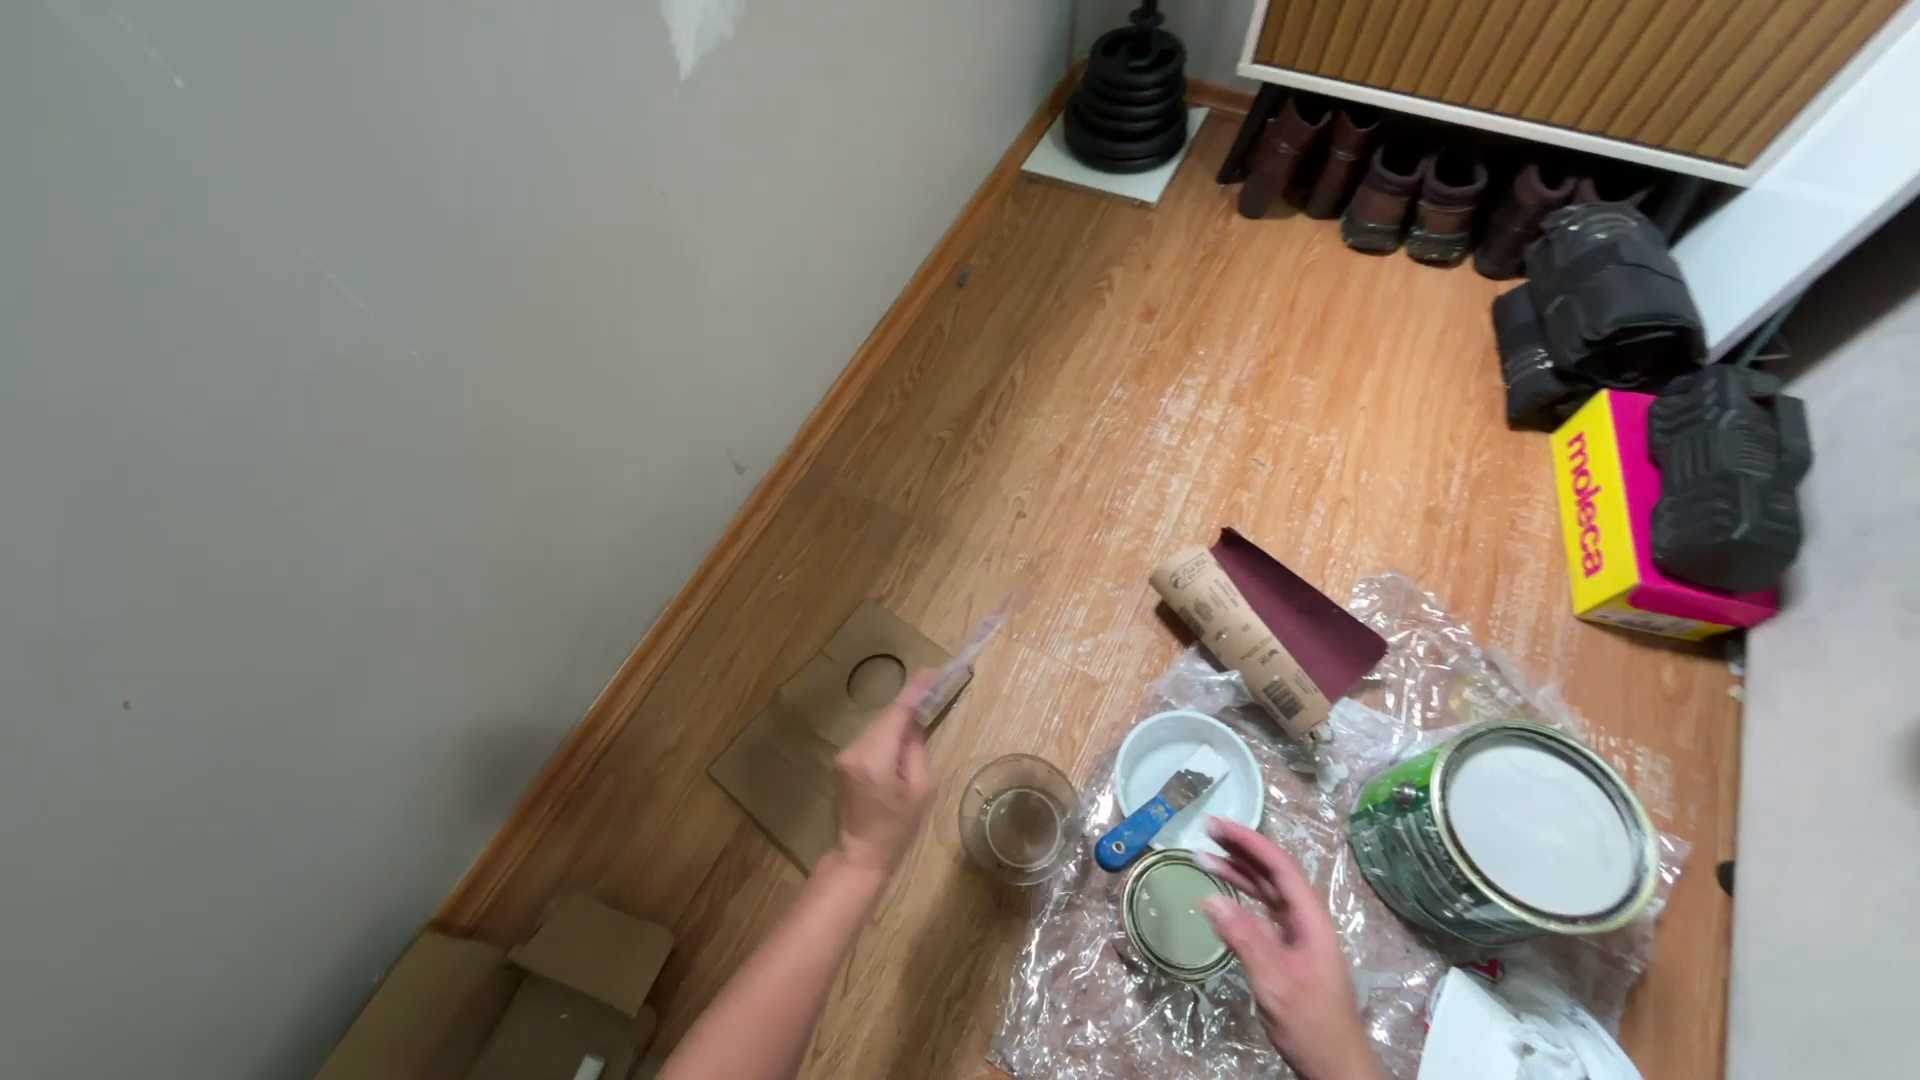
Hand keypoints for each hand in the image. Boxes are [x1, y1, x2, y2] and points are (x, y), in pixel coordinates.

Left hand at [831, 672, 936, 875]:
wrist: (860, 855)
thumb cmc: (897, 828)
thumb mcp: (920, 790)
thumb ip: (916, 750)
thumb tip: (914, 724)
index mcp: (874, 758)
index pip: (896, 714)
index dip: (914, 691)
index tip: (931, 673)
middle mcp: (854, 749)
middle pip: (885, 717)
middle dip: (908, 705)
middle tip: (932, 690)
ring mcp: (844, 755)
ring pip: (876, 726)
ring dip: (896, 720)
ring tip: (921, 713)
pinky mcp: (842, 761)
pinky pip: (869, 738)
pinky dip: (886, 733)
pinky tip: (901, 736)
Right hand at [1198, 818, 1380, 1079]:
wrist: (1335, 1068)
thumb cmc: (1311, 1025)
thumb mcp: (1275, 984)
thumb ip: (1245, 940)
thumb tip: (1210, 899)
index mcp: (1311, 920)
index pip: (1280, 867)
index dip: (1250, 842)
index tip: (1219, 826)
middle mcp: (1306, 920)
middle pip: (1273, 873)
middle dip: (1241, 849)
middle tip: (1207, 830)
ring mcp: (1298, 934)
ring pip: (1266, 890)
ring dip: (1238, 871)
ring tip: (1206, 855)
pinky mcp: (1288, 949)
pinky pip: (1262, 911)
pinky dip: (1240, 897)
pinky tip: (1221, 894)